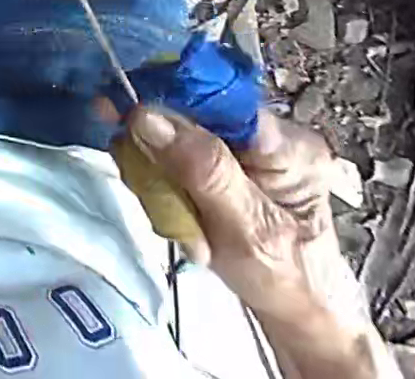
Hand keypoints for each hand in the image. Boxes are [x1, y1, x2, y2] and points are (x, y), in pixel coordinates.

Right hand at [126, 107, 391, 377]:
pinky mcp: (221, 160)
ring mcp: (241, 145)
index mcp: (286, 142)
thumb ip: (202, 170)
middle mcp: (264, 131)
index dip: (163, 96)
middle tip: (133, 173)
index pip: (215, 96)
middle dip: (154, 145)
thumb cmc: (284, 282)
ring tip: (165, 212)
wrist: (299, 317)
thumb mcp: (248, 233)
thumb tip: (146, 115)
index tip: (116, 111)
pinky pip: (174, 151)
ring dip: (155, 169)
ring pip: (173, 130)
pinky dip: (160, 177)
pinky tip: (168, 207)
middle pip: (187, 110)